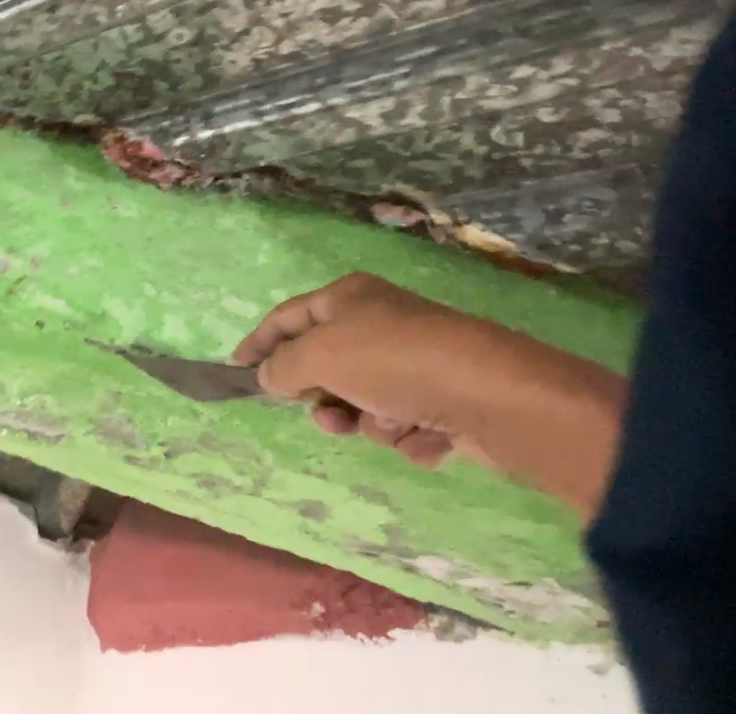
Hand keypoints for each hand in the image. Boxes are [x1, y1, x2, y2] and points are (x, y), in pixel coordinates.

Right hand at [232, 273, 628, 515]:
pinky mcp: (447, 402)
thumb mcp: (318, 356)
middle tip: (323, 414)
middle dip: (322, 396)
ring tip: (385, 427)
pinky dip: (409, 436)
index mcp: (349, 298)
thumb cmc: (395, 361)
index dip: (258, 342)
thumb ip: (280, 367)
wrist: (499, 399)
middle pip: (326, 365)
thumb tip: (268, 376)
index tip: (236, 370)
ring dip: (367, 421)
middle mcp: (381, 325)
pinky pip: (405, 425)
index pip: (287, 317)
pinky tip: (427, 437)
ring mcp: (416, 364)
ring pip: (363, 401)